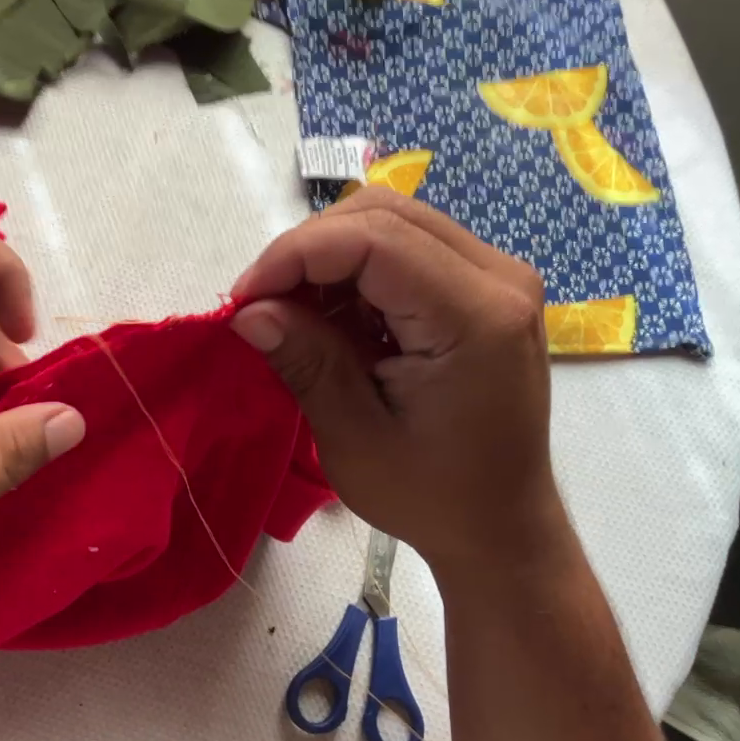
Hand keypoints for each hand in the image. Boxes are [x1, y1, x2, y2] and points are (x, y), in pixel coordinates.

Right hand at [230, 187, 565, 577]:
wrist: (497, 524)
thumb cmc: (428, 495)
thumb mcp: (354, 438)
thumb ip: (307, 363)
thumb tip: (248, 312)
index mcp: (474, 317)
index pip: (374, 240)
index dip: (294, 256)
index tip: (241, 301)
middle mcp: (498, 278)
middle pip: (384, 216)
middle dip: (304, 251)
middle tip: (257, 305)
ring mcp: (494, 280)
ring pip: (392, 225)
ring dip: (324, 261)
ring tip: (286, 315)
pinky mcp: (480, 292)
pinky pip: (405, 253)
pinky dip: (350, 277)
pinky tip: (325, 320)